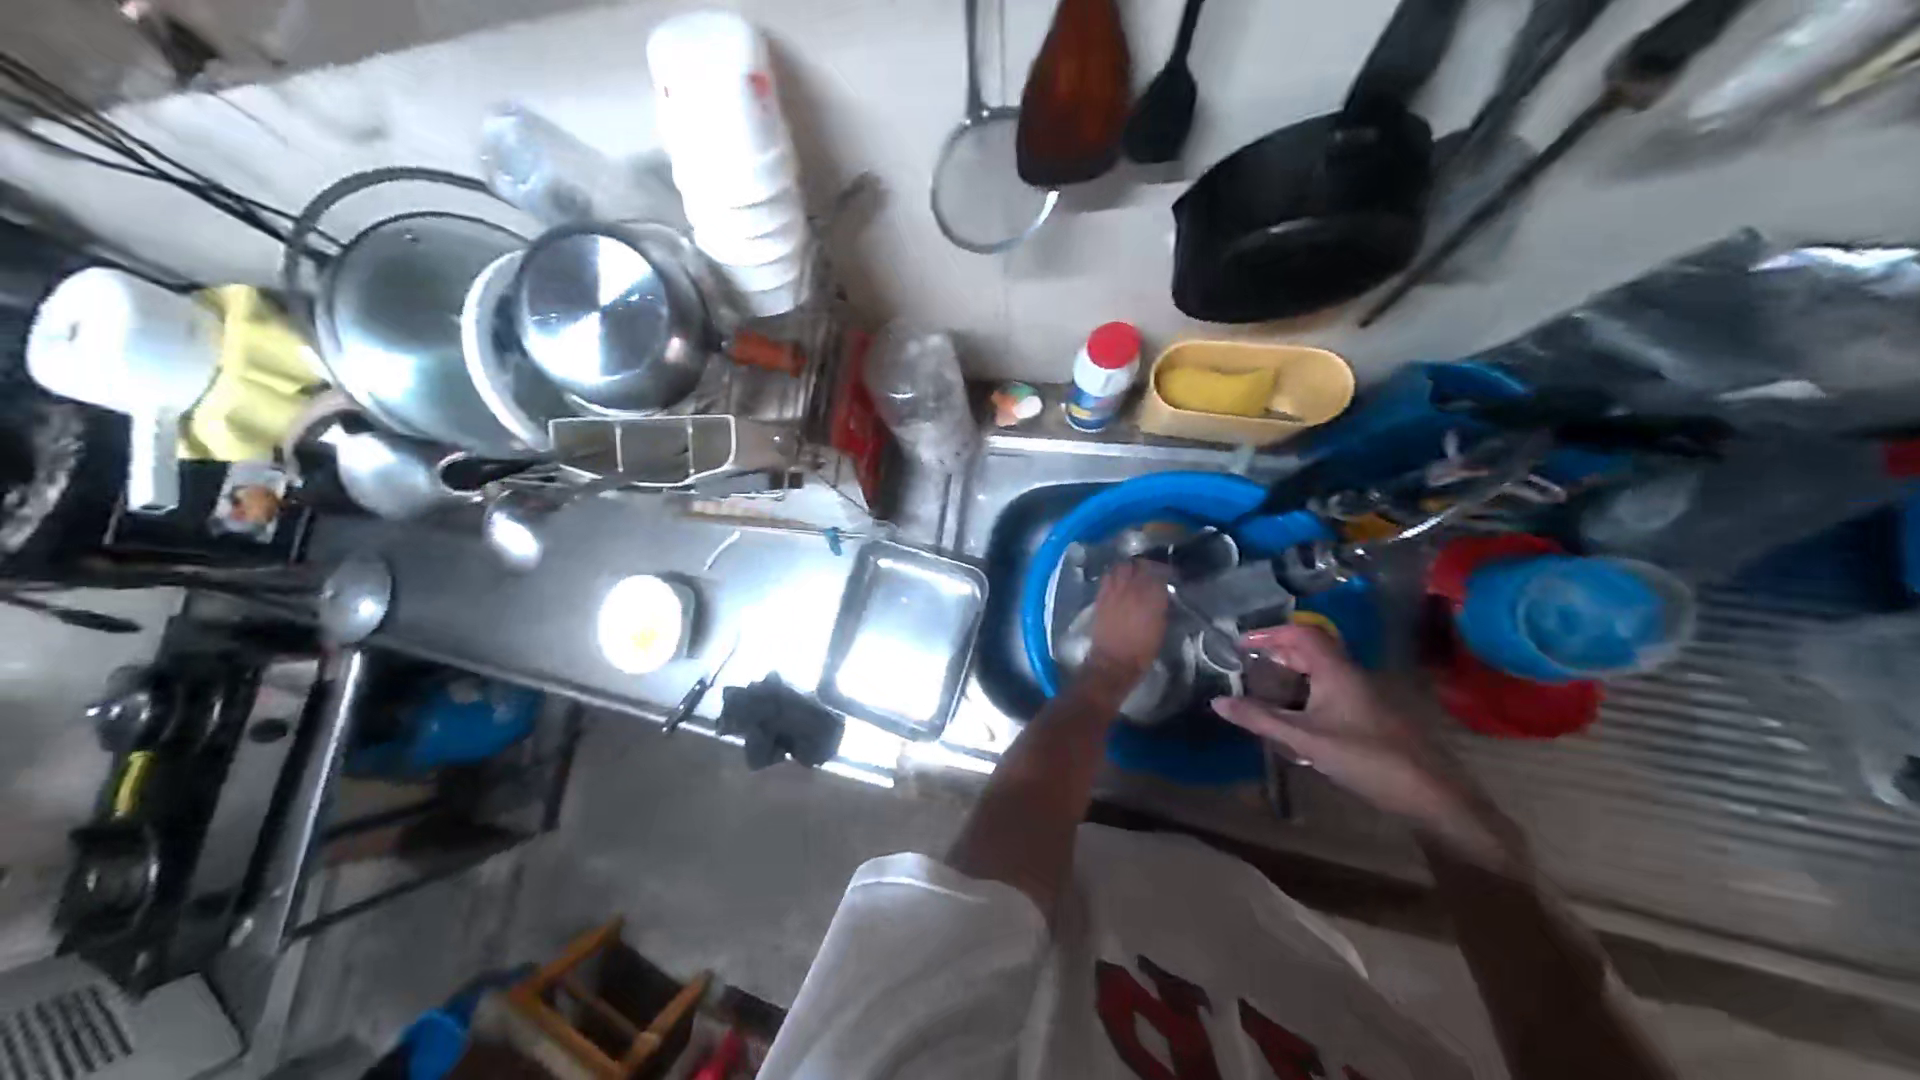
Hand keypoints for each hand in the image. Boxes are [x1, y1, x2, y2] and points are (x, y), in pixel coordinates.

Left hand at [1086, 559, 1169, 681]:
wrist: (1114, 662)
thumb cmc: (1142, 650)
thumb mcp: (1161, 626)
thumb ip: (1161, 604)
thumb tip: (1162, 592)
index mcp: (1152, 598)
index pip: (1159, 573)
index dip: (1166, 571)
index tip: (1170, 574)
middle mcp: (1132, 590)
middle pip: (1140, 565)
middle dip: (1147, 565)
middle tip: (1152, 571)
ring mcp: (1114, 591)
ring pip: (1122, 567)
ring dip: (1130, 567)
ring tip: (1134, 573)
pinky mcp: (1101, 596)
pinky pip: (1107, 577)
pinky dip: (1115, 575)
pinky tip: (1119, 581)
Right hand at [1212, 625, 1526, 871]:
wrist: (1432, 795)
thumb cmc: (1367, 759)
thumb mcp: (1305, 739)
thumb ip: (1260, 719)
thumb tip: (1218, 701)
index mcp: (1336, 671)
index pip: (1299, 634)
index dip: (1268, 633)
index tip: (1239, 645)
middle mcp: (1350, 675)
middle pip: (1309, 650)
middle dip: (1275, 653)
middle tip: (1244, 667)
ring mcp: (1362, 696)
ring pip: (1320, 672)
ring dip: (1289, 674)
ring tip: (1261, 690)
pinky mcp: (1368, 717)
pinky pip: (1328, 691)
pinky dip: (1304, 694)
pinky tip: (1292, 718)